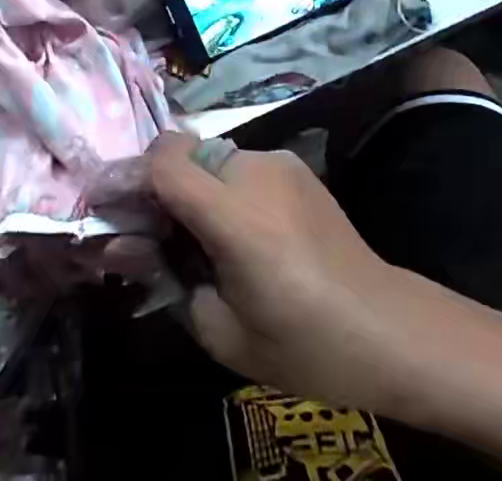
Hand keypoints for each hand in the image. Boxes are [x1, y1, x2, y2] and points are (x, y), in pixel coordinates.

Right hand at [145, 131, 431, 414]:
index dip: (130, 177)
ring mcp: (281, 163)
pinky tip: (243, 233)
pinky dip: (226, 189)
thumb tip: (119, 244)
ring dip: (196, 189)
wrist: (386, 328)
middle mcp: (257, 171)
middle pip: (185, 155)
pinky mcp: (298, 167)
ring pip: (213, 159)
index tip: (114, 209)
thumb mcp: (219, 330)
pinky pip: (243, 167)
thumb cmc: (302, 345)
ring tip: (205, 241)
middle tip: (158, 236)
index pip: (164, 159)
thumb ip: (162, 277)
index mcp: (235, 214)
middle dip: (162, 188)